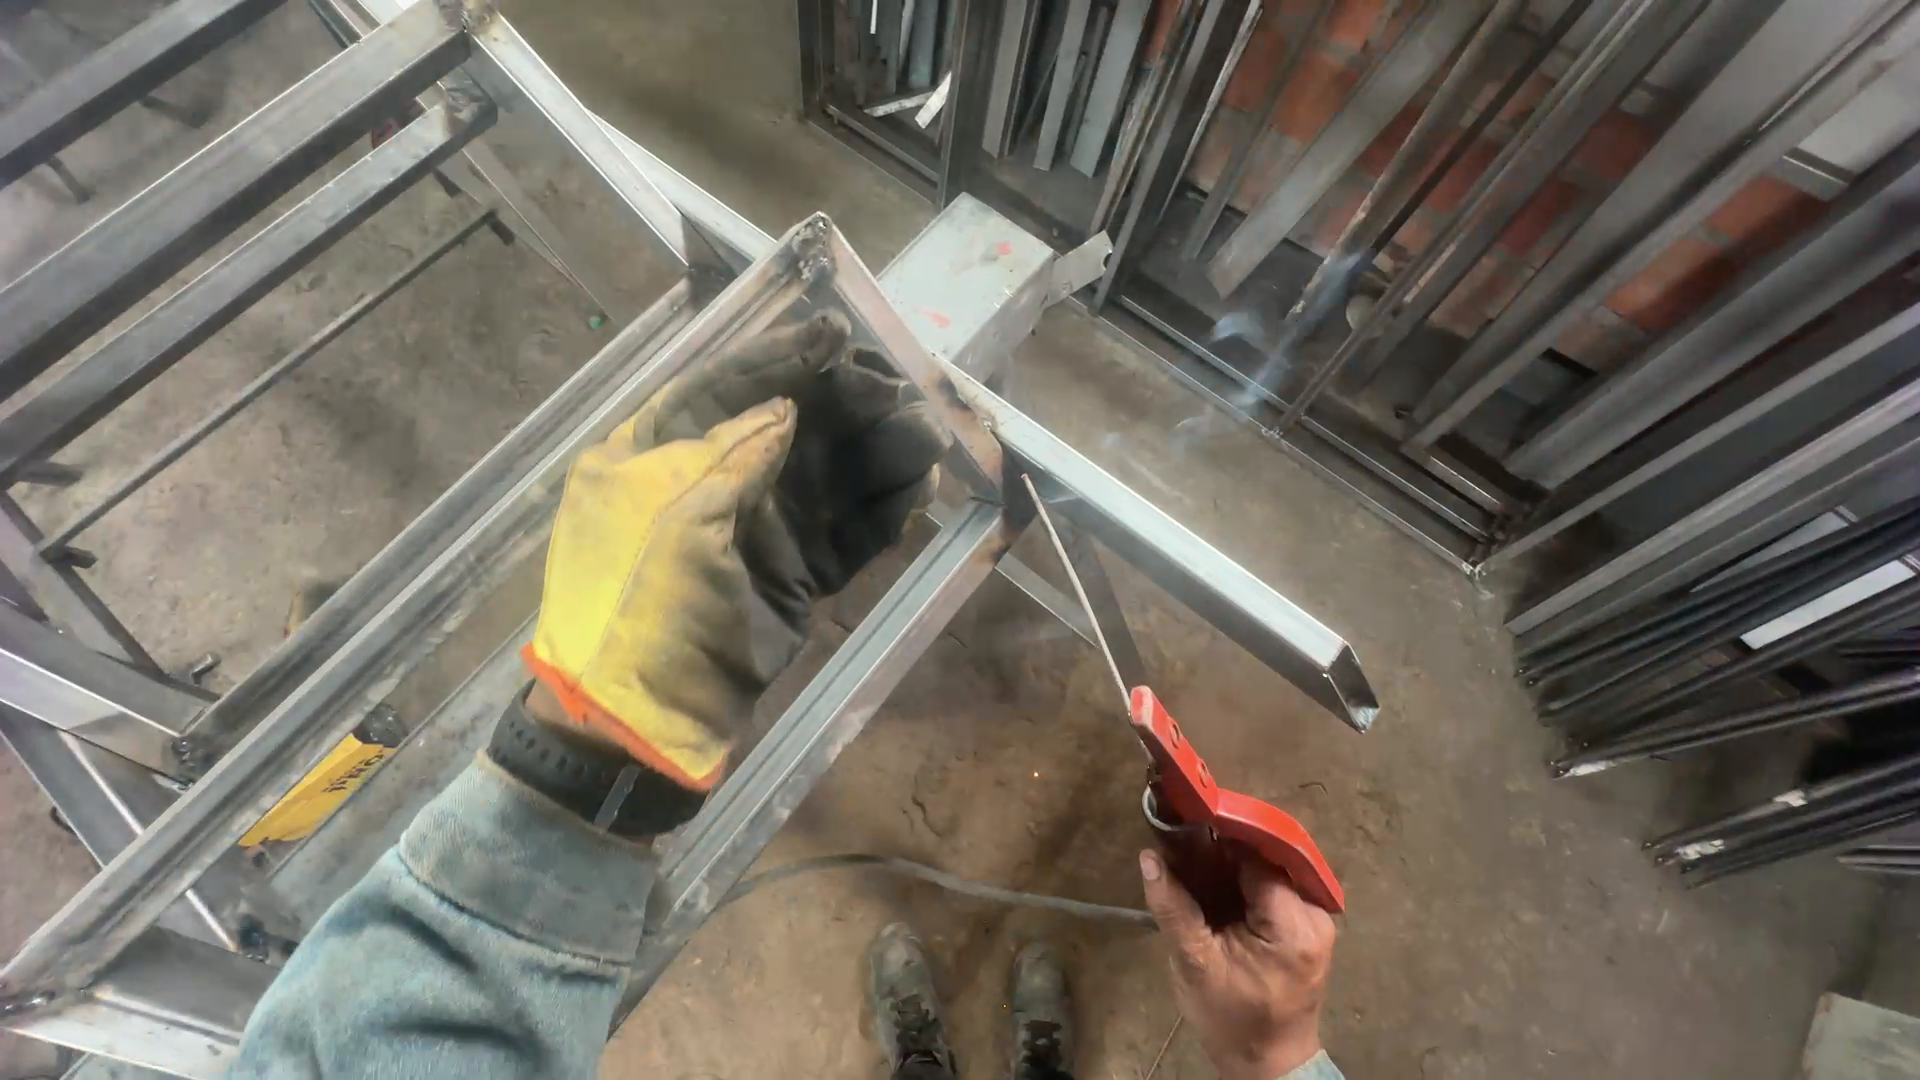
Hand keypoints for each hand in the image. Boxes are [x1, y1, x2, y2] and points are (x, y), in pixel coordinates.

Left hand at [523, 312, 949, 789]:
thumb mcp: (673, 515)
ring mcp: (760, 527)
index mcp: (657, 453)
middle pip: (789, 423)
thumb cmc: (639, 607)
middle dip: (843, 401)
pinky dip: (883, 510)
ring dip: (878, 450)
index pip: (724, 383)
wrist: (649, 717)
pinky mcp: (799, 570)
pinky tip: (918, 485)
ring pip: (830, 475)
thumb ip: (731, 453)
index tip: (835, 331)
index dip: (780, 354)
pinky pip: (849, 531)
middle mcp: (714, 480)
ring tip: (927, 431)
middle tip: (893, 388)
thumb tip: (786, 407)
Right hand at [1139, 849, 1335, 1079]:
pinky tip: (1216, 880)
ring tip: (1195, 860)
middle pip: (1266, 858)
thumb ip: (1173, 908)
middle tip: (1184, 846)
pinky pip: (1273, 883)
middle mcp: (1315, 914)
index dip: (1218, 839)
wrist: (1268, 1065)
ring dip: (1233, 861)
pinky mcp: (1307, 923)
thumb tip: (1148, 856)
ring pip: (1269, 866)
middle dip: (1224, 848)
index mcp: (1293, 926)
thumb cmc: (1231, 1020)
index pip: (1256, 858)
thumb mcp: (1194, 965)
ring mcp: (1316, 918)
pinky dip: (1244, 877)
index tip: (1182, 827)